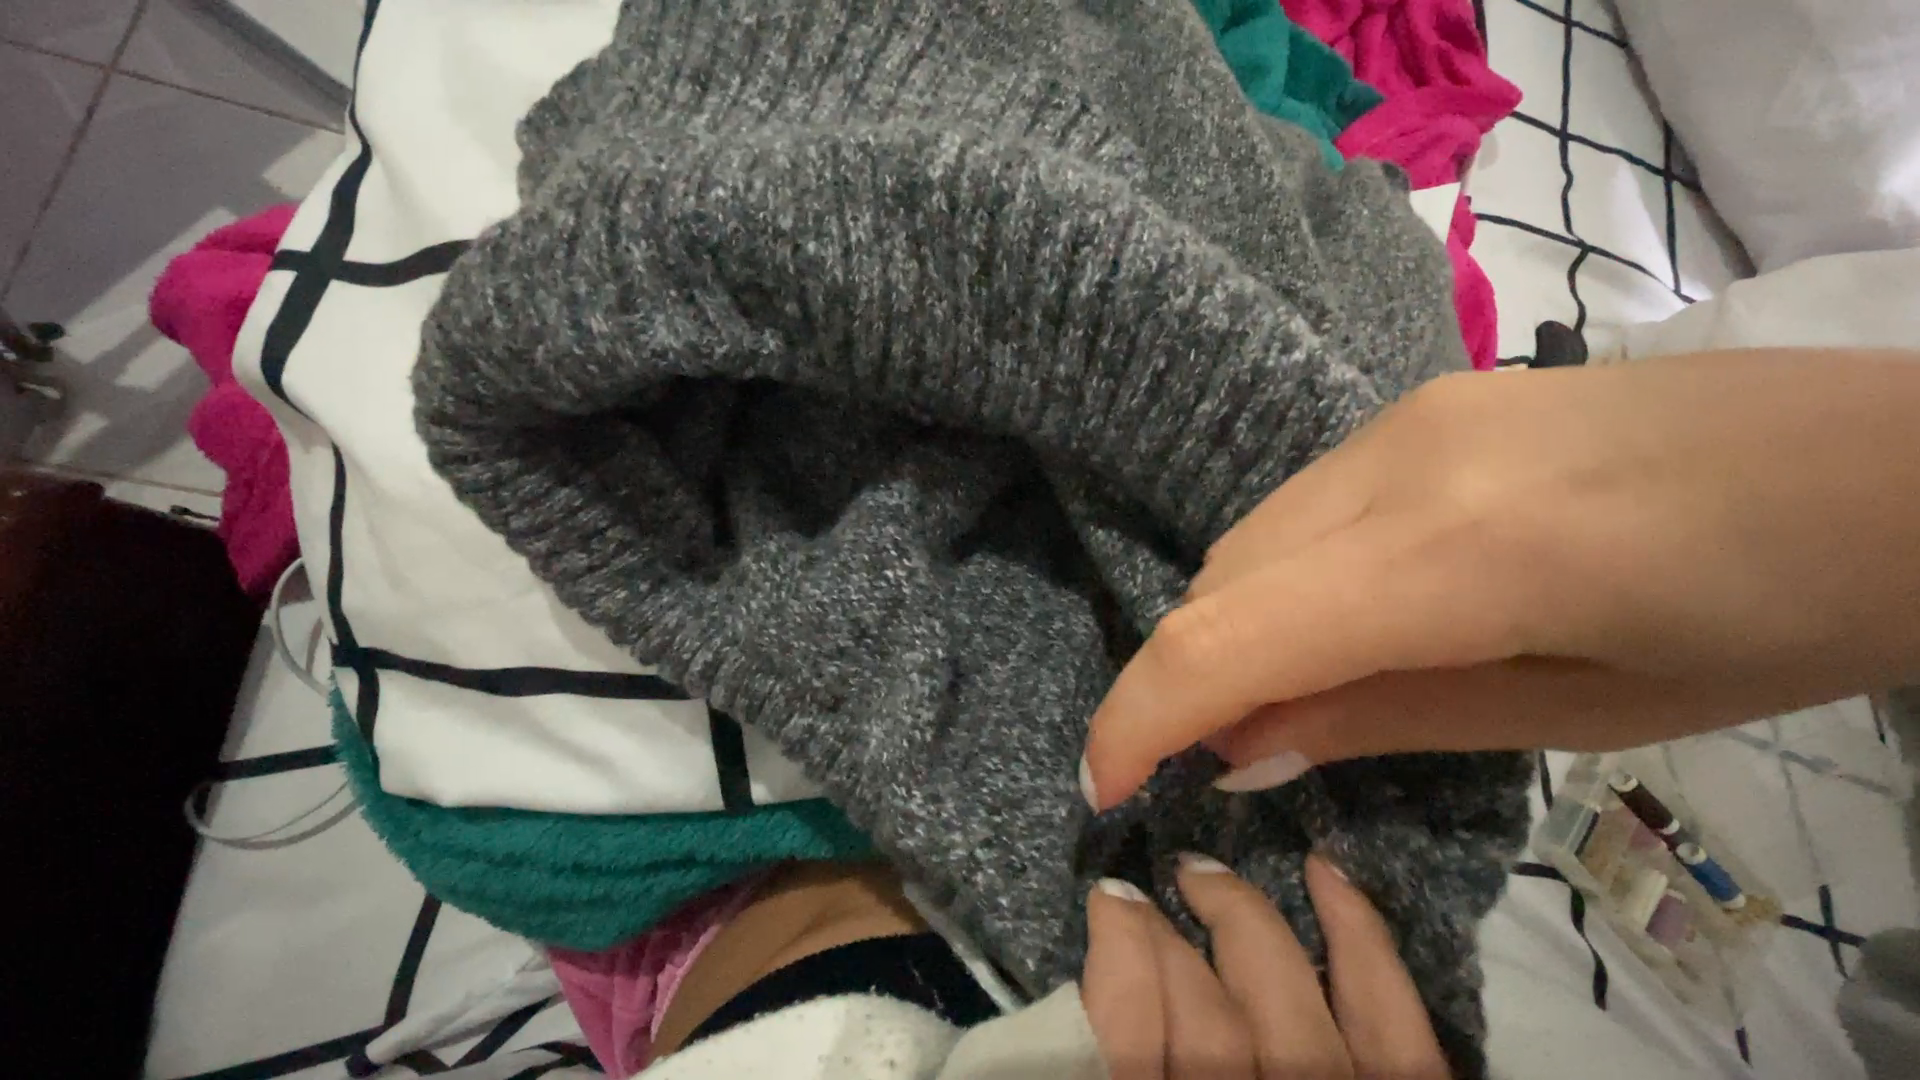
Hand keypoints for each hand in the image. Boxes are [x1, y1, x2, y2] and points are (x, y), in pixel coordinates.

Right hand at [1081, 349, 1919, 807]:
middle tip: (1219, 760)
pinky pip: (1297, 508)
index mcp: (1461, 554)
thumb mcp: (1577, 714)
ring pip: (1248, 540)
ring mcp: (1401, 417)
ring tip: (1285, 697)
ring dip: (1230, 629)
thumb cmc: (1778, 619)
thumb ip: (1383, 719)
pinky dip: (1278, 580)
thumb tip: (1240, 750)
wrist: (1909, 456)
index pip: (1230, 637)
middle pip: (1219, 582)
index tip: (1102, 786)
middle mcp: (1398, 460)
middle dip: (1183, 683)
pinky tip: (1333, 617)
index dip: (1140, 717)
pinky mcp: (1416, 406)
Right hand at [1081, 854, 1448, 1079]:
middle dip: (1162, 934)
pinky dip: (1358, 932)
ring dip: (1238, 914)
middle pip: (1203, 1015)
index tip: (1107, 899)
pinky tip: (1327, 873)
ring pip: (1281, 990)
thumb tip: (1099, 990)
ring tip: (1203, 872)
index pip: (1131, 1041)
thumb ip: (1116, 1056)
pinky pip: (1388, 1006)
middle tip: (1140, 891)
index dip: (1117, 956)